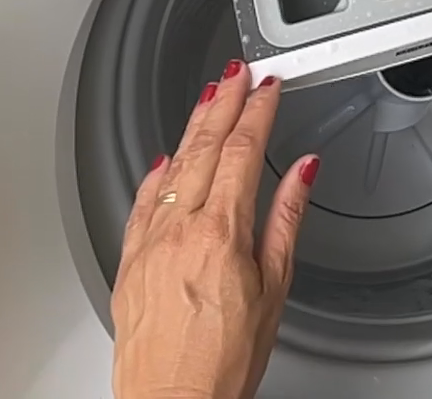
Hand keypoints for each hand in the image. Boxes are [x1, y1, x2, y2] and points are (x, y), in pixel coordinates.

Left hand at [111, 63, 317, 398]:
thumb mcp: (276, 284)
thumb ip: (288, 216)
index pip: (242, 152)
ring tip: (207, 97)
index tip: (269, 87)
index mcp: (219, 233)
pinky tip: (164, 157)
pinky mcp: (128, 266)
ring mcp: (147, 247)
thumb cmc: (226, 359)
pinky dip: (155, 174)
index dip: (257, 112)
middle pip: (203, 149)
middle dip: (223, 103)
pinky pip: (139, 205)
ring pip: (170, 169)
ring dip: (192, 127)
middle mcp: (177, 232)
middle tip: (237, 72)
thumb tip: (304, 168)